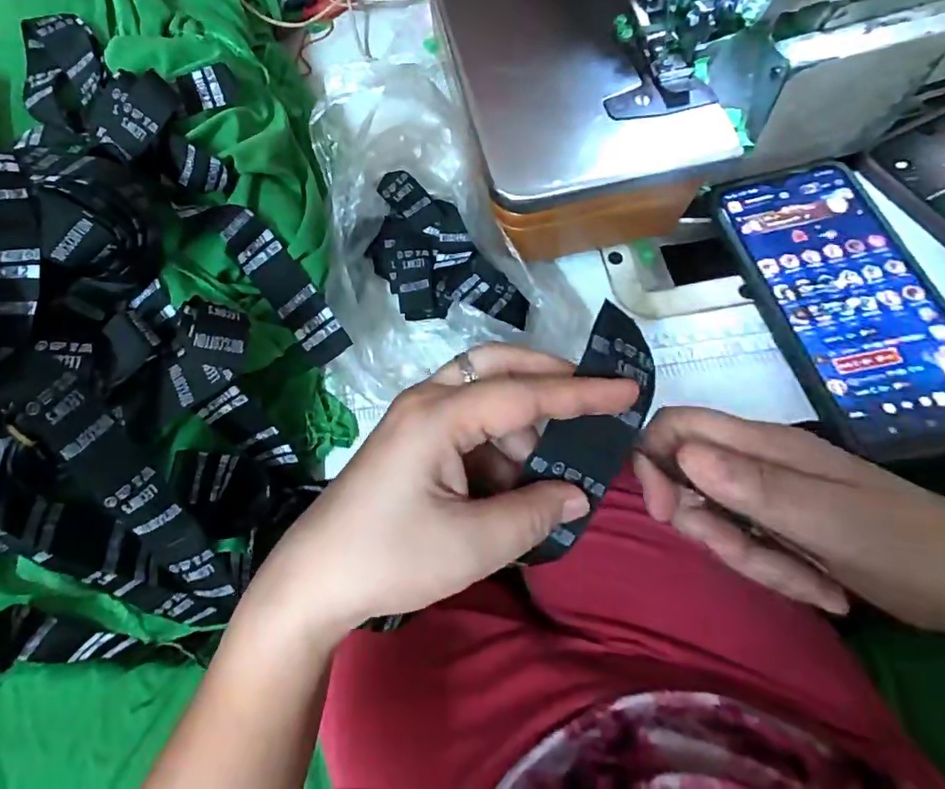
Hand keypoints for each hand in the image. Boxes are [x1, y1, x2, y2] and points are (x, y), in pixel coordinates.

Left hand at [244, 345, 639, 642]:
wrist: (316, 576)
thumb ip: (533, 513)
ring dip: (520, 427)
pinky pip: (465, 425)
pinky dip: (495, 446)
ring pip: (482, 398)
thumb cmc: (391, 557)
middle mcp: (425, 401)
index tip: (629, 388)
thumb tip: (576, 492)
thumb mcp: (473, 544)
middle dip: (546, 381)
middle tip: (593, 406)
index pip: (522, 392)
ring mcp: (414, 419)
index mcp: (438, 414)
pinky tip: (511, 487)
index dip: (580, 393)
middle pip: (495, 368)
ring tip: (543, 479)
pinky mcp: (410, 441)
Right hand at [634, 406, 944, 641]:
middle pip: (690, 478)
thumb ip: (754, 486)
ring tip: (812, 584)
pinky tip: (826, 590)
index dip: (653, 460)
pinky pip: (752, 546)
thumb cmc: (909, 545)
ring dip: (750, 558)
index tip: (665, 511)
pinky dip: (776, 572)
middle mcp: (759, 461)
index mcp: (763, 443)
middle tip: (745, 556)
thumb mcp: (830, 521)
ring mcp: (774, 496)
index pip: (677, 426)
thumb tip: (682, 453)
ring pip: (719, 519)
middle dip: (708, 525)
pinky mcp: (788, 528)